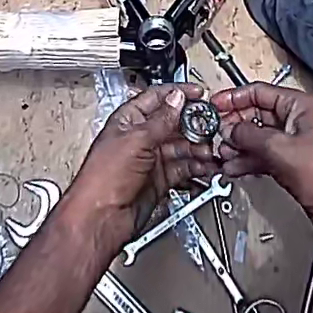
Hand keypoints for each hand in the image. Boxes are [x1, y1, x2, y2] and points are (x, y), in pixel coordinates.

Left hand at [69, 84, 216, 240]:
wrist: (100, 219)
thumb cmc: (103, 177)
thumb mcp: (136, 140)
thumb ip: (161, 120)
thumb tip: (176, 99)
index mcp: (129, 119)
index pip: (158, 98)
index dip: (178, 94)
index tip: (198, 94)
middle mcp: (141, 137)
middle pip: (173, 123)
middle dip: (193, 124)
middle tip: (211, 127)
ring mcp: (150, 159)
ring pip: (181, 146)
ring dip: (197, 147)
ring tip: (211, 151)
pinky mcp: (159, 180)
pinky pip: (182, 168)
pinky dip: (195, 167)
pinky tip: (205, 167)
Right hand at [207, 83, 312, 234]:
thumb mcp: (283, 150)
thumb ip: (251, 136)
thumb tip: (231, 129)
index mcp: (302, 106)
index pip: (260, 92)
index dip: (235, 97)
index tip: (215, 104)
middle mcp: (300, 122)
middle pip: (258, 115)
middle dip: (235, 125)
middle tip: (215, 133)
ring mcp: (298, 146)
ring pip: (260, 138)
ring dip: (239, 146)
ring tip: (221, 153)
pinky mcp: (296, 168)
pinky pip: (266, 158)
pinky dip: (249, 161)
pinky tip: (235, 167)